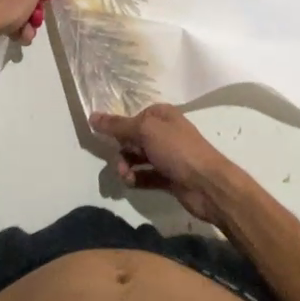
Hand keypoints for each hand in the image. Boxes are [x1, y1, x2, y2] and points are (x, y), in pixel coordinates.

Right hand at [91, 104, 238, 225]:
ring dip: (127, 166)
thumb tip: (92, 116)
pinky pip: (145, 176)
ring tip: (125, 176)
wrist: (207, 185)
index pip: (133, 117)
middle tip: (119, 164)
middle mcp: (164, 133)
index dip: (119, 127)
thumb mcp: (145, 131)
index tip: (106, 138)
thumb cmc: (177, 149)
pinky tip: (131, 183)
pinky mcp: (168, 177)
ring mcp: (167, 156)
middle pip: (133, 139)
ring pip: (137, 158)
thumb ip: (117, 125)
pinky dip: (136, 179)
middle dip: (121, 150)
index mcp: (161, 115)